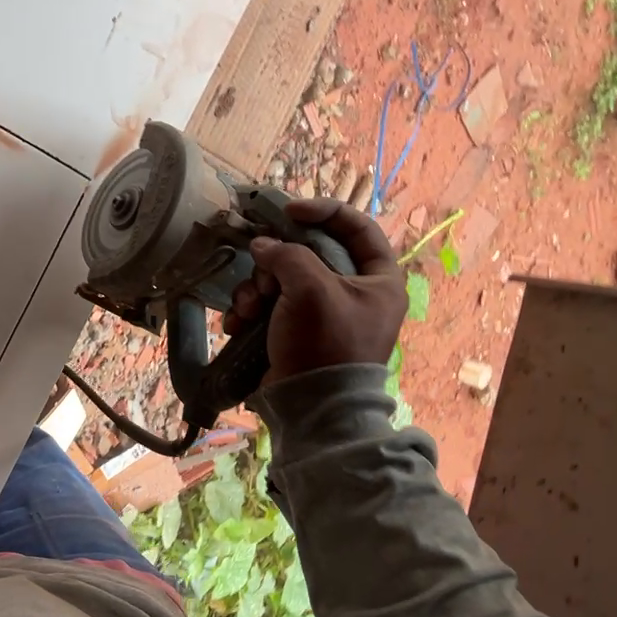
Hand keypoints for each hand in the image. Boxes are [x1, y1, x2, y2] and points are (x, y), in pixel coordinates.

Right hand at [223, 199, 405, 383]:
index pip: (358, 228)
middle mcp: (354, 293)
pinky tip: (238, 324)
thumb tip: (263, 246)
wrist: (312, 406)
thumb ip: (288, 256)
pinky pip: (268, 306)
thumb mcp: (311, 289)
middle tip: (264, 280)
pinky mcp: (295, 331)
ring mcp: (322, 313)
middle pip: (308, 254)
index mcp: (378, 280)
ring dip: (255, 290)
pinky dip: (250, 311)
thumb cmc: (325, 342)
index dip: (324, 212)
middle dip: (275, 264)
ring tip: (248, 310)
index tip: (288, 210)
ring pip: (281, 279)